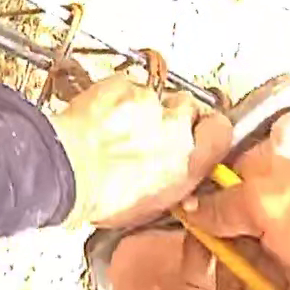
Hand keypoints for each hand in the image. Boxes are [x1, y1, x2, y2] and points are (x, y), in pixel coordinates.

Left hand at [48, 74, 231, 227]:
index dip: (210, 125)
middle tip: (149, 125)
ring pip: (153, 94)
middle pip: (187, 104)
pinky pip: (126, 84)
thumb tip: (175, 170)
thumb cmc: (103, 196)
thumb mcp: (155, 206)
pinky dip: (116, 94)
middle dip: (172, 112)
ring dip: (138, 106)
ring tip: (115, 124)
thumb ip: (176, 179)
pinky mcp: (123, 83)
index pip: (220, 129)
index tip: (201, 125)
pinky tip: (102, 112)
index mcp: (188, 165)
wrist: (69, 170)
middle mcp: (174, 130)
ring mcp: (148, 102)